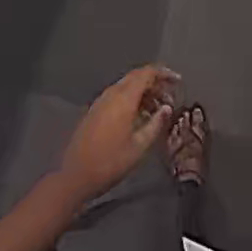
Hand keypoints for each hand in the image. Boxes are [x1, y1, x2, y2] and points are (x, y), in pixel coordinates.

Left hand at [58, 65, 178, 200]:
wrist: (74, 177)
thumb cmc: (110, 162)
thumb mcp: (139, 146)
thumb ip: (156, 123)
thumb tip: (167, 107)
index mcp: (123, 98)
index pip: (146, 74)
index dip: (163, 74)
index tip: (177, 81)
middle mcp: (111, 94)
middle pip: (135, 76)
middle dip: (154, 81)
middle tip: (168, 93)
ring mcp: (100, 102)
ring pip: (125, 86)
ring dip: (142, 90)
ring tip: (156, 106)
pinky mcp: (94, 111)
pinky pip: (116, 95)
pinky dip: (130, 98)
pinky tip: (138, 114)